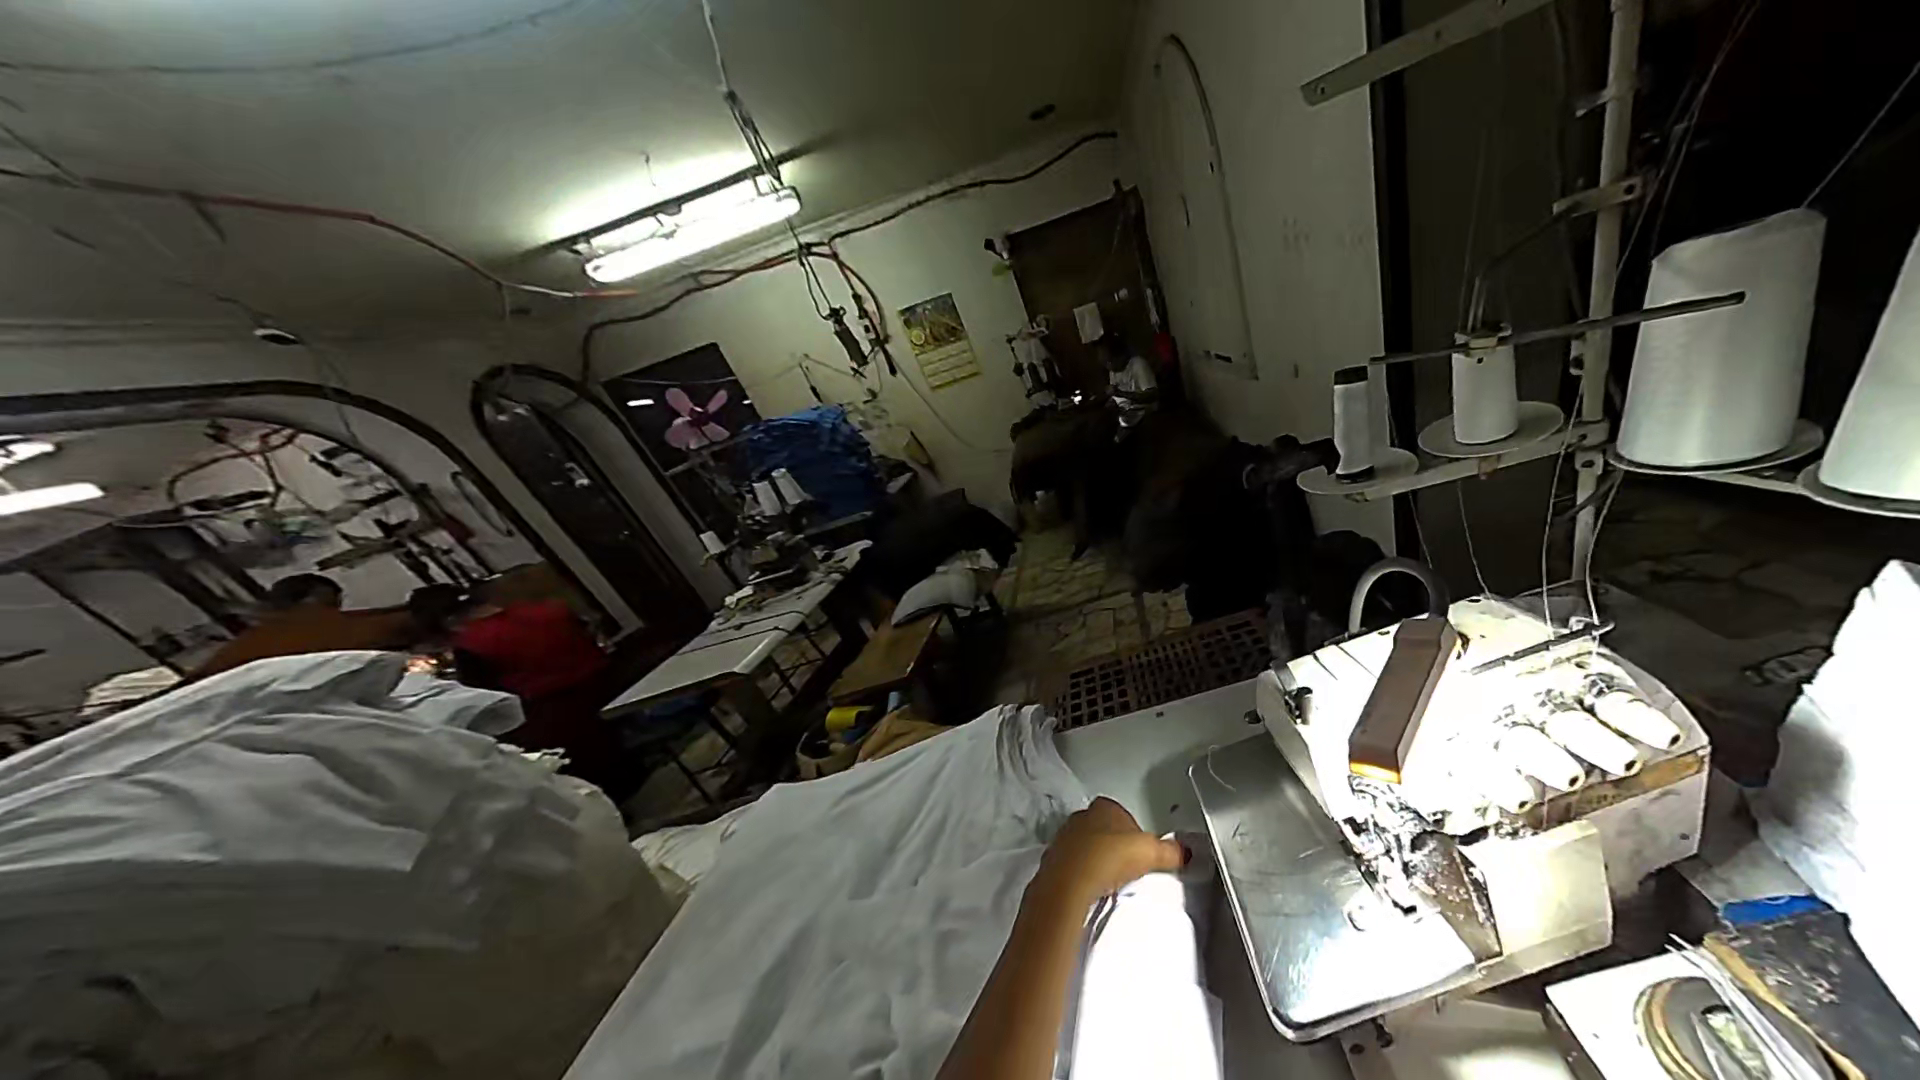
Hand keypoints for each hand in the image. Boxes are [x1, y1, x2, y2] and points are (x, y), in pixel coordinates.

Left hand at [1030, 797, 1185, 907]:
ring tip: (1113, 879)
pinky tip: (1094, 887)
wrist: (1072, 881)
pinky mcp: (1054, 859)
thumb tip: (1185, 853)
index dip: (1134, 830)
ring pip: (1086, 844)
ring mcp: (1064, 836)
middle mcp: (1081, 816)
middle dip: (1115, 842)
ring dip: (1097, 858)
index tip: (1143, 849)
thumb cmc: (1110, 856)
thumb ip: (1171, 851)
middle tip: (1129, 864)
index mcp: (1105, 806)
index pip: (1123, 812)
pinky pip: (1073, 863)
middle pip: (1103, 827)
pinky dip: (1083, 873)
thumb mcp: (1151, 852)